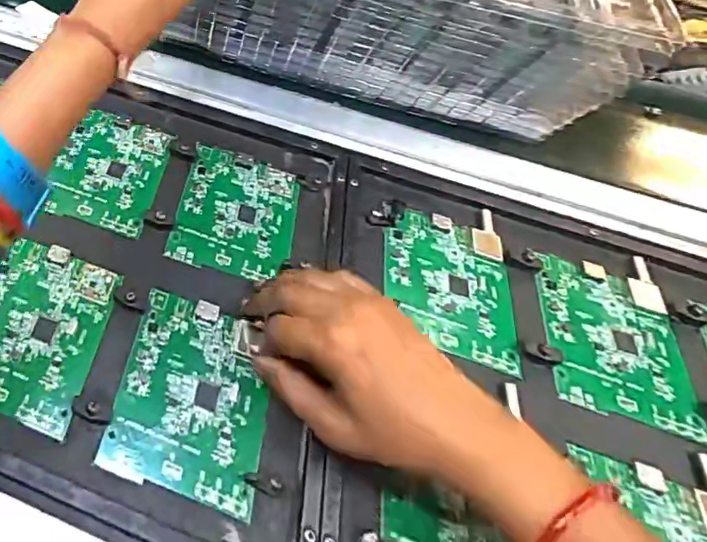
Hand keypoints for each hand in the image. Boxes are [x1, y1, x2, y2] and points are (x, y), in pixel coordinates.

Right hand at [244, 269, 515, 482]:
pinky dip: (315, 278)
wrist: (455, 422)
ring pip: (310, 275)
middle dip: (264, 299)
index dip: (263, 339)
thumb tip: (263, 364)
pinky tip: (309, 289)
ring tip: (272, 297)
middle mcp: (345, 309)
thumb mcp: (336, 427)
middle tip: (251, 312)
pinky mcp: (379, 298)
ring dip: (285, 283)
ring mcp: (364, 299)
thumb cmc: (397, 432)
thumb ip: (292, 390)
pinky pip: (337, 274)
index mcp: (332, 341)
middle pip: (289, 288)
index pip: (280, 327)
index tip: (259, 351)